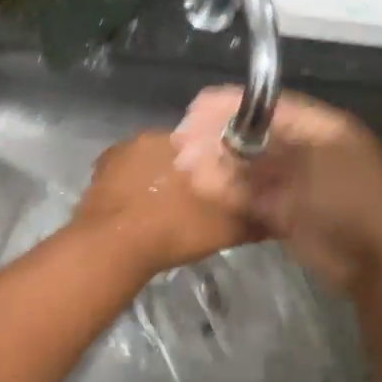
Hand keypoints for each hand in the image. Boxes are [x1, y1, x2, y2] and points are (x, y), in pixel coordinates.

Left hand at [72, 129, 257, 278]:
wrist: (113, 246)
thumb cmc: (173, 229)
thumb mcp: (226, 229)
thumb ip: (256, 219)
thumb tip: (281, 217)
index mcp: (181, 141)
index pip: (207, 141)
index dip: (215, 161)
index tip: (220, 180)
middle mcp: (150, 136)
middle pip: (177, 150)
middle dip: (186, 169)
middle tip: (195, 198)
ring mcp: (120, 151)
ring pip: (149, 160)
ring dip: (158, 176)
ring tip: (166, 207)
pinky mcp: (99, 168)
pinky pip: (124, 171)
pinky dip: (132, 185)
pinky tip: (139, 209)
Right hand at [173, 87, 381, 293]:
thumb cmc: (354, 197)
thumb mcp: (314, 158)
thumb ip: (267, 148)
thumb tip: (226, 140)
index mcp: (319, 129)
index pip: (268, 108)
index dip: (231, 105)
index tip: (195, 107)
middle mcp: (305, 152)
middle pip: (252, 136)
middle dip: (216, 136)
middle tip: (181, 140)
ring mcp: (295, 185)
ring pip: (246, 168)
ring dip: (215, 165)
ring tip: (183, 166)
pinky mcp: (286, 215)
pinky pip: (250, 198)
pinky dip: (225, 192)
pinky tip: (200, 187)